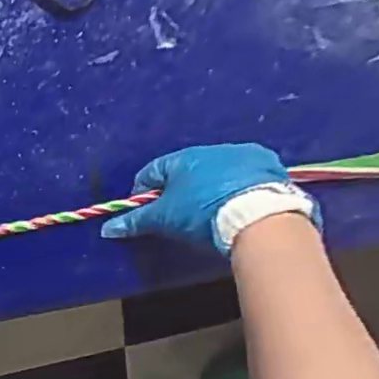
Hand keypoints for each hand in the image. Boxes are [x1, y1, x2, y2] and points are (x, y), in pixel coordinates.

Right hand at [100, 143, 313, 253]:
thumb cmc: (200, 213)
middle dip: (177, 190)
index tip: (144, 212)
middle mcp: (215, 149)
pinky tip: (232, 207)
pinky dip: (234, 189)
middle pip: (185, 171)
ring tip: (206, 213)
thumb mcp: (162, 220)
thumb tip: (107, 229)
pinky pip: (243, 177)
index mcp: (184, 158)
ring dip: (207, 188)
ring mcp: (246, 156)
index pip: (152, 171)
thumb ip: (135, 221)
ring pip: (216, 172)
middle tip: (174, 215)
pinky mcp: (271, 167)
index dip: (143, 193)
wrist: (259, 217)